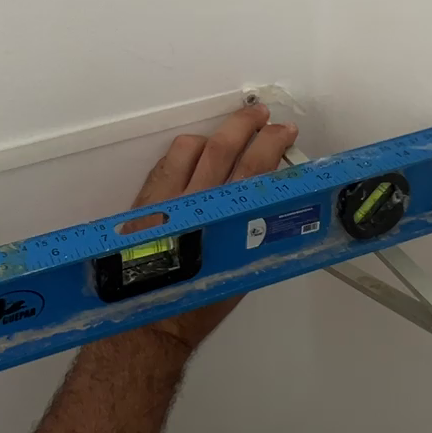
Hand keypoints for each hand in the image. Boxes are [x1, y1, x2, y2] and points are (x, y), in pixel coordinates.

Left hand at [122, 103, 297, 353]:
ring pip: (194, 148)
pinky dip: (187, 149)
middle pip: (224, 149)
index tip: (284, 132)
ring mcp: (168, 197)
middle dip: (247, 126)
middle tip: (263, 114)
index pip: (255, 171)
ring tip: (234, 126)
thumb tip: (264, 199)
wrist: (150, 318)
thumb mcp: (240, 265)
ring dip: (218, 133)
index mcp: (229, 223)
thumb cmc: (199, 303)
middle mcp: (197, 204)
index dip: (271, 146)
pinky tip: (197, 148)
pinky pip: (169, 161)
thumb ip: (253, 228)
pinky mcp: (147, 199)